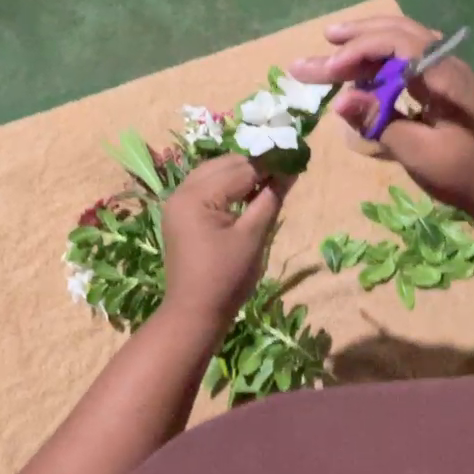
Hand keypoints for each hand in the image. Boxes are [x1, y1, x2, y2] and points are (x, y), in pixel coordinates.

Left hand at [159, 155, 288, 329]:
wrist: (195, 313)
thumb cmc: (226, 278)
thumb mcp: (253, 237)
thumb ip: (270, 199)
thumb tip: (291, 171)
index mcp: (197, 196)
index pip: (240, 169)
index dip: (269, 165)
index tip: (295, 160)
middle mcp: (182, 191)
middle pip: (225, 164)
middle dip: (255, 165)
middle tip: (284, 171)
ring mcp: (178, 201)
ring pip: (214, 171)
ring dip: (241, 172)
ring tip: (269, 182)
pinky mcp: (180, 212)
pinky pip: (206, 185)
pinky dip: (227, 184)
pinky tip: (248, 193)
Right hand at [289, 16, 473, 218]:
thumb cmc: (462, 174)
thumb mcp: (418, 152)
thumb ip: (378, 122)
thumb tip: (339, 101)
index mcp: (443, 76)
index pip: (395, 42)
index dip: (359, 50)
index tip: (330, 71)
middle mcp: (446, 65)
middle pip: (398, 32)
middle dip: (359, 35)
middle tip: (325, 37)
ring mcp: (447, 75)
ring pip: (404, 43)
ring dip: (369, 44)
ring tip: (335, 48)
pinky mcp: (444, 89)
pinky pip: (410, 60)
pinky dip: (382, 61)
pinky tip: (364, 70)